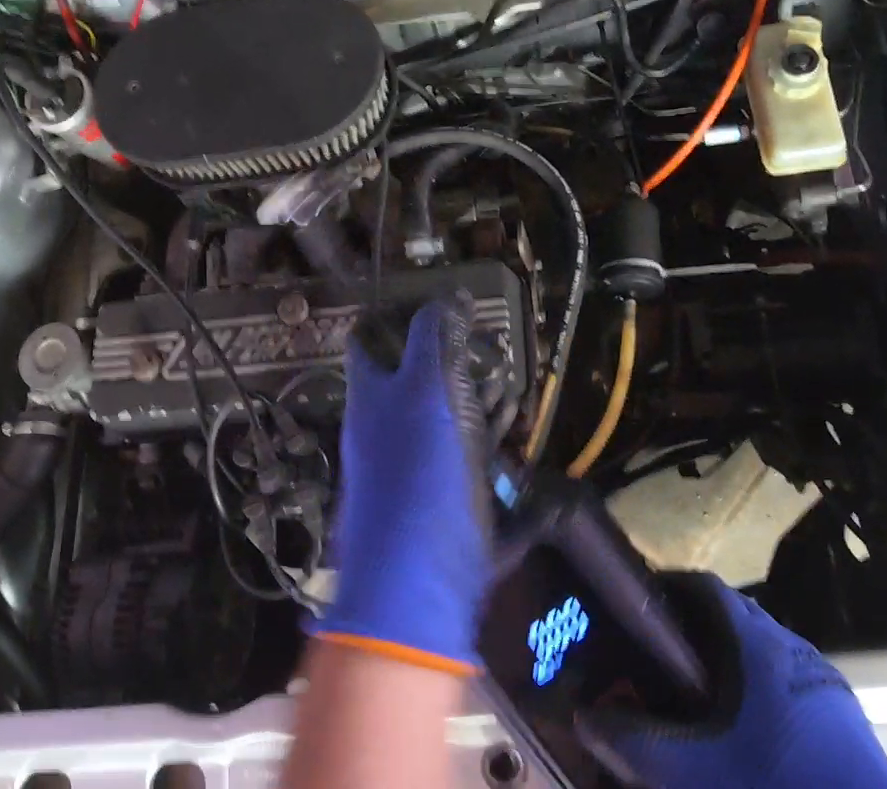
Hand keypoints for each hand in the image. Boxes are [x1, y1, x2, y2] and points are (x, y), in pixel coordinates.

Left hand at [314, 297, 492, 675]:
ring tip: (513, 395)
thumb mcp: (427, 395)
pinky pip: (464, 454)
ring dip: (479, 399)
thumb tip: (449, 296)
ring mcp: (411, 465)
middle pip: (416, 376)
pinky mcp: (439, 498)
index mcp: (372, 398)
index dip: (401, 316)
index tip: (448, 307)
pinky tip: (514, 441)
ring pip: (446, 415)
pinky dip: (488, 440)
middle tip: (497, 354)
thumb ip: (435, 341)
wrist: (414, 590)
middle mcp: (384, 427)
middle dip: (458, 360)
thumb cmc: (418, 480)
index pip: (372, 339)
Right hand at [585, 573, 886, 788]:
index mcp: (759, 645)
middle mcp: (792, 649)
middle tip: (646, 656)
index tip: (631, 606)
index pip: (705, 588)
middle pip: (730, 618)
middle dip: (687, 630)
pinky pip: (779, 685)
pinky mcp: (836, 718)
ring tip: (683, 697)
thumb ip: (638, 744)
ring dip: (720, 664)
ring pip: (757, 653)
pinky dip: (748, 694)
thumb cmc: (779, 787)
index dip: (665, 588)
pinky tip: (732, 734)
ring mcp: (818, 684)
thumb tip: (585, 718)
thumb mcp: (699, 772)